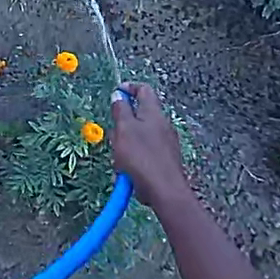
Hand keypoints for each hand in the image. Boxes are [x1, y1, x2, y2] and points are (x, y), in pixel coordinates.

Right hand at [111, 82, 192, 210]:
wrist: (165, 191)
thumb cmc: (141, 157)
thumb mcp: (124, 129)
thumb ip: (121, 110)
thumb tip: (118, 94)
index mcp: (153, 113)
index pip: (143, 89)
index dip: (128, 88)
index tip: (115, 93)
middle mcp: (163, 125)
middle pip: (139, 115)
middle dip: (122, 124)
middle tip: (114, 136)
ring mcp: (166, 143)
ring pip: (139, 136)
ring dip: (125, 144)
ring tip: (119, 158)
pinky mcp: (165, 160)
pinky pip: (144, 152)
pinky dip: (133, 158)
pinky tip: (127, 171)